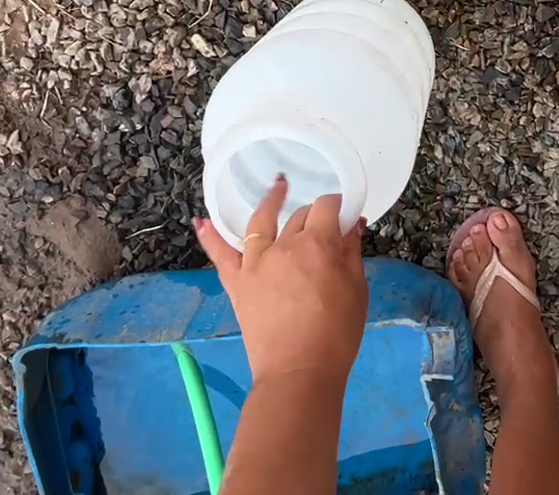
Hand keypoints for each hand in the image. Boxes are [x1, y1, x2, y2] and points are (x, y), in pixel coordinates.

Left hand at [196, 178, 368, 385]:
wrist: (299, 372)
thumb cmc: (337, 332)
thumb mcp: (356, 288)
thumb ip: (352, 251)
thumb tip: (353, 223)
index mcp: (319, 243)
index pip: (327, 206)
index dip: (337, 205)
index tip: (343, 213)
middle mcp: (285, 244)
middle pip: (299, 215)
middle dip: (313, 215)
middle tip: (323, 226)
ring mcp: (256, 262)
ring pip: (262, 222)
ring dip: (270, 201)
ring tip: (278, 187)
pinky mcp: (238, 282)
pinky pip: (221, 255)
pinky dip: (210, 237)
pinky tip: (201, 222)